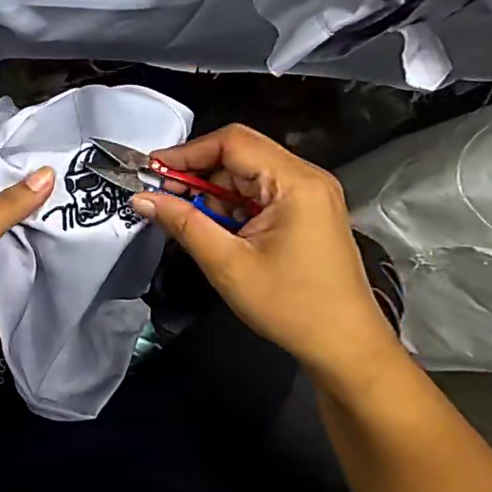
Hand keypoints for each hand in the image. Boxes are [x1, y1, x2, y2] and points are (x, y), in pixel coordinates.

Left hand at [0, 168, 54, 373]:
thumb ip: (8, 206)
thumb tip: (46, 173)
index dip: (10, 158)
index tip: (48, 148)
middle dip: (28, 185)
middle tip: (69, 167)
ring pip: (10, 219)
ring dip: (34, 211)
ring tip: (73, 190)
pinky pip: (17, 243)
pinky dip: (35, 236)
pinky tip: (60, 222)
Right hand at [131, 124, 397, 380]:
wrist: (347, 349)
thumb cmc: (295, 308)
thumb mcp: (227, 264)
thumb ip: (182, 223)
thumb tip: (144, 198)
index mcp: (296, 183)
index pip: (232, 142)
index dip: (187, 152)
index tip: (154, 169)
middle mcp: (307, 179)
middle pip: (239, 153)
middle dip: (197, 171)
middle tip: (163, 192)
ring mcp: (309, 194)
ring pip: (246, 172)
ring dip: (212, 189)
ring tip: (184, 214)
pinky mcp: (306, 211)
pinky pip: (258, 190)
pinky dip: (230, 202)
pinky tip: (213, 225)